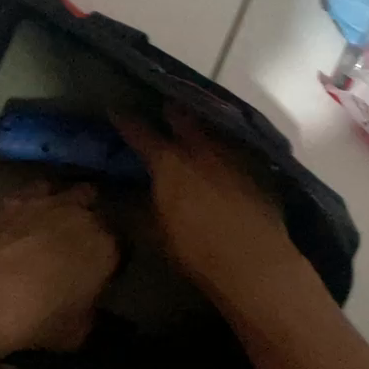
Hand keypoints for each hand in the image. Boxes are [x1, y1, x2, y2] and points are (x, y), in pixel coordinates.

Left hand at [0, 184, 119, 358]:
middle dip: (94, 227)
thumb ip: (88, 314)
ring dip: (70, 206)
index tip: (103, 273)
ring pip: (72, 193)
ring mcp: (47, 201)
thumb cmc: (35, 320)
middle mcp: (84, 216)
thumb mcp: (74, 334)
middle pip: (99, 213)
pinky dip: (35, 202)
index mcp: (107, 247)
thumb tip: (85, 308)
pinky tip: (24, 219)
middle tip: (80, 248)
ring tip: (57, 225)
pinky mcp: (12, 199)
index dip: (113, 260)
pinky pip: (34, 193)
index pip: (123, 246)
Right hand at [116, 108, 304, 303]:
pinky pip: (236, 147)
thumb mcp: (155, 234)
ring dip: (200, 126)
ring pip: (212, 129)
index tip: (116, 110)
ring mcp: (233, 154)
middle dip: (170, 111)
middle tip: (163, 108)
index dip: (125, 120)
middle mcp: (201, 148)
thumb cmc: (197, 250)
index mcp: (169, 162)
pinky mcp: (258, 166)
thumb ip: (133, 211)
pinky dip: (225, 147)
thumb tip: (110, 196)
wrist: (255, 260)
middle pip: (182, 117)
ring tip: (194, 128)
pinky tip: (225, 156)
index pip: (140, 133)